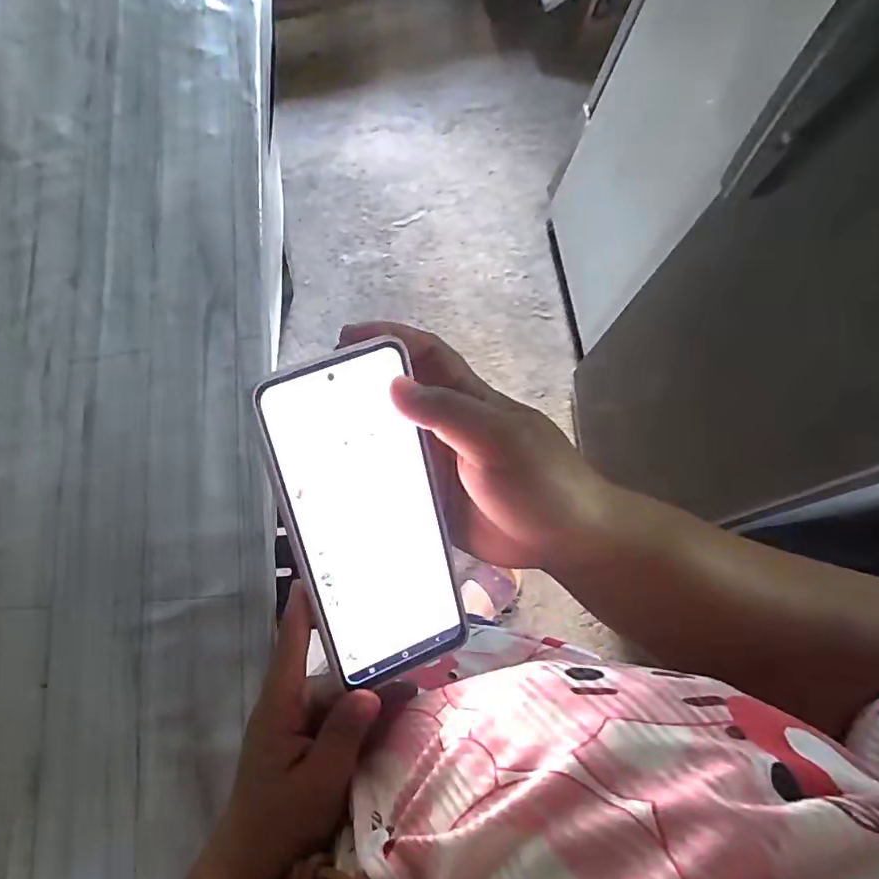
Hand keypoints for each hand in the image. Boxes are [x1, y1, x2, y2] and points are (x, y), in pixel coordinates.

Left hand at [203, 584, 381, 878]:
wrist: (252, 860)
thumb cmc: (281, 820)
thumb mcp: (320, 779)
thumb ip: (344, 734)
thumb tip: (370, 690)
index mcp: (279, 707)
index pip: (288, 648)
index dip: (300, 613)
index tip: (313, 580)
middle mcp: (285, 710)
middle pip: (325, 677)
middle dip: (362, 668)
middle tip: (403, 651)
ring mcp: (293, 729)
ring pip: (335, 702)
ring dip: (367, 699)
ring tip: (411, 686)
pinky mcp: (303, 747)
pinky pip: (335, 725)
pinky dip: (360, 722)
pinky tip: (392, 718)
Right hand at [339, 320, 612, 569]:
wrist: (564, 541)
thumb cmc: (542, 482)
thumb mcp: (497, 439)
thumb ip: (448, 412)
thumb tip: (392, 386)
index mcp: (467, 401)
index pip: (425, 355)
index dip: (389, 338)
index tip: (347, 338)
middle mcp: (445, 427)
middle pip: (397, 396)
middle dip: (360, 387)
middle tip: (316, 393)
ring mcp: (436, 464)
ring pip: (388, 440)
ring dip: (357, 436)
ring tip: (314, 438)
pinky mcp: (429, 498)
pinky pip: (391, 481)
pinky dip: (367, 478)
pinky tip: (341, 485)